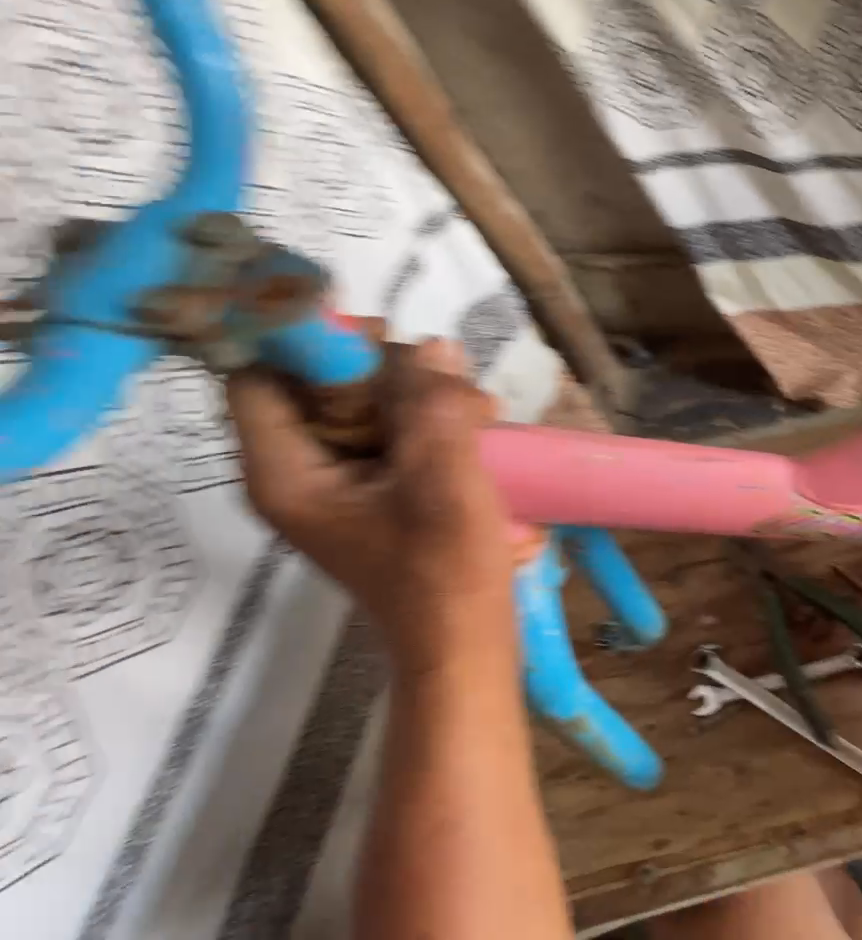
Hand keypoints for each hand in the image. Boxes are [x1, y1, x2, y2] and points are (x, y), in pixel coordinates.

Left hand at [227, 338, 516, 666]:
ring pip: (368, 407)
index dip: (311, 344)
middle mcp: (301, 472)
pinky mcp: (382, 493)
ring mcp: (344, 484)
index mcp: (286, 472)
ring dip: (425, 397)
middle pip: (322, 386)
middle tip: (453, 382)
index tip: (385, 337)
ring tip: (482, 414)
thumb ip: (433, 406)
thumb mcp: (442, 477)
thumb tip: (434, 346)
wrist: (466, 642)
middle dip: (390, 373)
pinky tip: (480, 433)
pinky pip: (396, 435)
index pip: (261, 377)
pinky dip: (436, 424)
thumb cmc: (445, 567)